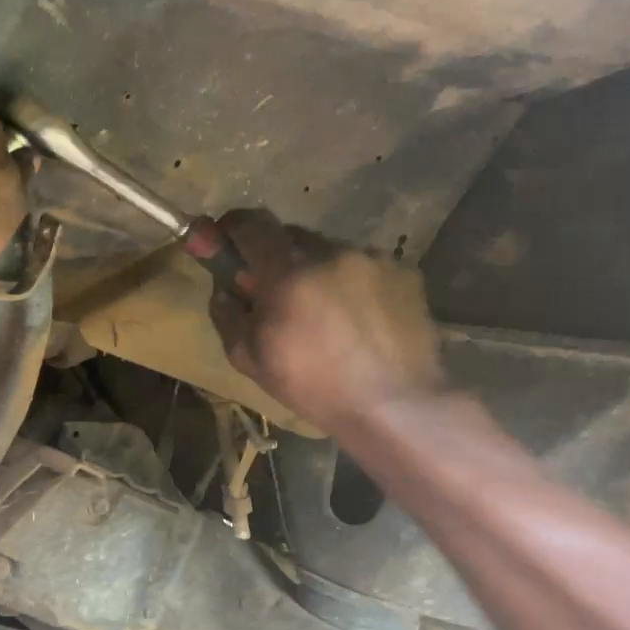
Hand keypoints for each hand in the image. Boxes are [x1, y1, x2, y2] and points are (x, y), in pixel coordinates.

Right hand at [208, 209, 443, 431]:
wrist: (397, 405)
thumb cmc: (313, 385)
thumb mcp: (248, 357)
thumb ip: (227, 314)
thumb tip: (224, 289)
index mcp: (287, 273)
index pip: (251, 224)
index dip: (232, 227)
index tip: (226, 242)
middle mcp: (331, 254)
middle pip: (290, 235)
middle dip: (275, 256)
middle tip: (274, 291)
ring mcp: (373, 260)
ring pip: (328, 251)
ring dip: (315, 270)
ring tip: (321, 310)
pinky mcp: (405, 272)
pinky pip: (363, 266)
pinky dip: (350, 282)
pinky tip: (355, 317)